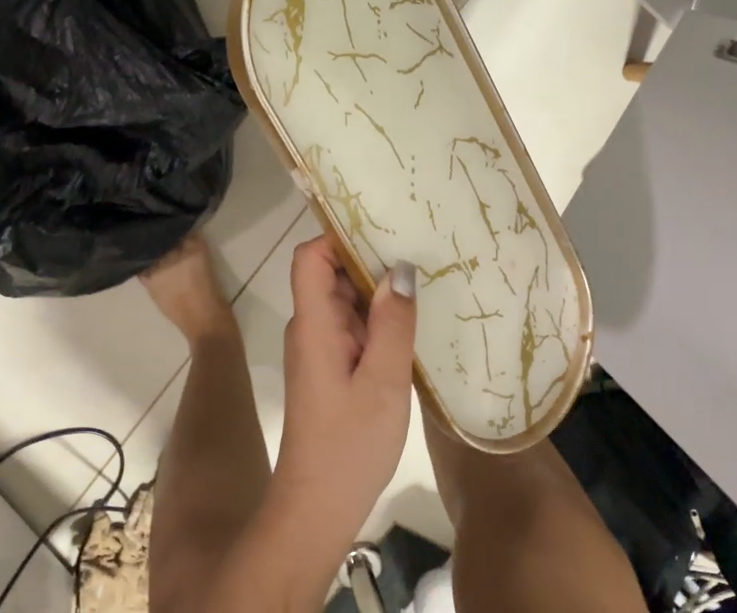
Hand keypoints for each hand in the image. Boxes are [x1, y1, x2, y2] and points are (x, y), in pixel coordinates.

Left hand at [270, 237, 417, 534]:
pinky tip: (412, 326)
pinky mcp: (330, 370)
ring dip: (377, 294)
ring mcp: (318, 350)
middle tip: (421, 253)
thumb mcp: (384, 381)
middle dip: (370, 261)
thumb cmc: (350, 444)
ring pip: (343, 302)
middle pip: (330, 275)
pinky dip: (377, 321)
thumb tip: (399, 268)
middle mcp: (309, 329)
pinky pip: (351, 329)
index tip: (384, 230)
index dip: (340, 237)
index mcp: (313, 324)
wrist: (318, 506)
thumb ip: (392, 322)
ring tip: (426, 284)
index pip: (310, 258)